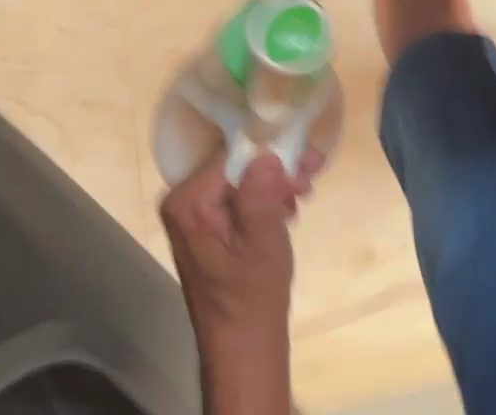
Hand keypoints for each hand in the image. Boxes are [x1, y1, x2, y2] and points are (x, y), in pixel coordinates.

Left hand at [160, 149, 311, 349]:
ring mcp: (195, 213)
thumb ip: (261, 196)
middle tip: (312, 175)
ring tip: (304, 193)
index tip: (307, 162)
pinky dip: (268, 196)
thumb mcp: (262, 243)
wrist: (243, 341)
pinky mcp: (209, 224)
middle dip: (278, 167)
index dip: (274, 154)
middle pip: (238, 164)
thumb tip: (266, 154)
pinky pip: (241, 194)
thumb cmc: (252, 295)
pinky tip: (287, 208)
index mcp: (188, 203)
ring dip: (277, 181)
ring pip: (243, 177)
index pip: (234, 155)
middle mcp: (184, 202)